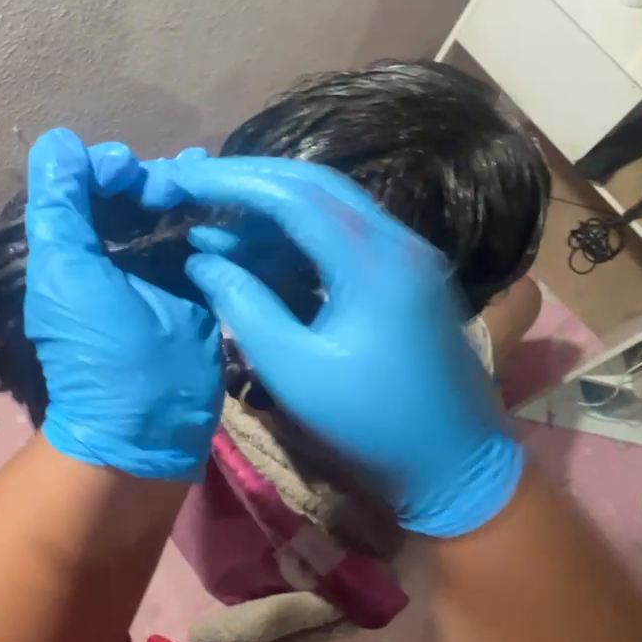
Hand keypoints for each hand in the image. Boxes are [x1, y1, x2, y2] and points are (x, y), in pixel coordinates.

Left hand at [23, 129, 220, 481]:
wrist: (151, 419)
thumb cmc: (99, 346)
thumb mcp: (66, 272)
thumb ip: (59, 206)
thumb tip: (58, 141)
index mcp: (74, 251)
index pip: (86, 188)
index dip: (103, 168)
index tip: (127, 169)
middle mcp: (114, 255)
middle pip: (130, 196)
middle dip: (147, 177)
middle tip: (168, 184)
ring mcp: (157, 271)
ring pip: (168, 213)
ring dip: (181, 189)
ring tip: (200, 174)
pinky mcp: (196, 286)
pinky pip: (201, 240)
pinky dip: (209, 217)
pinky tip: (222, 192)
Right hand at [144, 155, 522, 535]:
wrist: (459, 463)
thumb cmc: (373, 425)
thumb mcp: (295, 371)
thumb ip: (245, 307)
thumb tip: (202, 260)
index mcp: (374, 261)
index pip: (294, 195)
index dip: (233, 181)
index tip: (182, 177)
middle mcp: (396, 241)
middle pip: (314, 186)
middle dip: (250, 182)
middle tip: (194, 187)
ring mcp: (405, 256)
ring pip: (330, 210)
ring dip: (272, 214)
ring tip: (212, 228)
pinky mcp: (404, 276)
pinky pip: (344, 239)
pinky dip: (297, 242)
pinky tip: (258, 258)